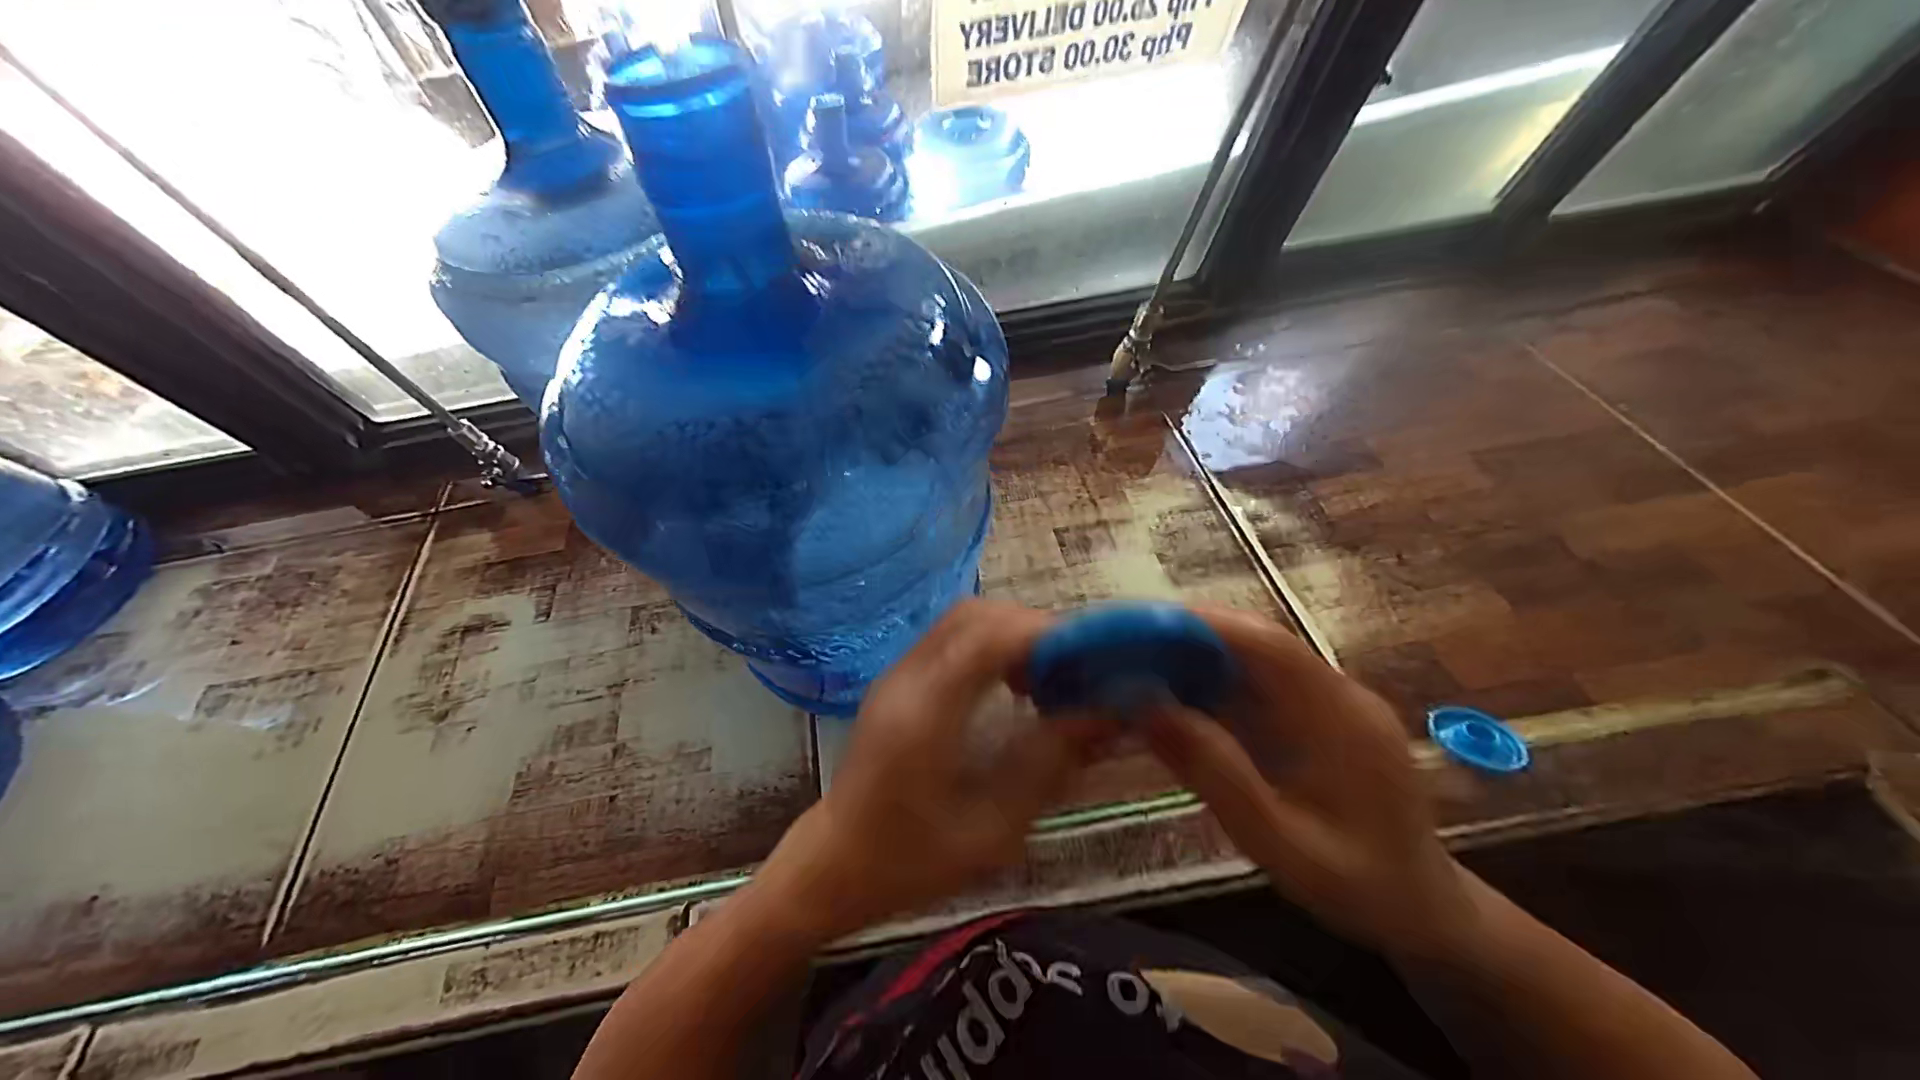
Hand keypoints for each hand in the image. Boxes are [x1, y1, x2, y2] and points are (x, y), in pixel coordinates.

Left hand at [754, 601, 1106, 941]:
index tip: (1090, 656)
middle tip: (1075, 667)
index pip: (986, 637)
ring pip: (963, 619)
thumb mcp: (993, 829)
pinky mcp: (899, 681)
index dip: (1043, 634)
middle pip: (975, 614)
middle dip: (1032, 629)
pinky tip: (1013, 685)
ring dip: (1012, 634)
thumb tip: (1104, 713)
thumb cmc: (911, 861)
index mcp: (926, 712)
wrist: (835, 863)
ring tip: (1048, 678)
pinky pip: (952, 638)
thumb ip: (1048, 764)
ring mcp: (898, 674)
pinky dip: (991, 646)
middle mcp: (908, 678)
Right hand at [1143, 607, 1476, 959]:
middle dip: (1189, 636)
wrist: (1422, 908)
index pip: (1272, 647)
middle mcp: (1338, 695)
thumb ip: (1218, 776)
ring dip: (1196, 656)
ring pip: (1254, 659)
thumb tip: (1149, 710)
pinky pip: (1258, 684)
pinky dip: (1212, 682)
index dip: (1207, 627)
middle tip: (1125, 643)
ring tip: (1136, 663)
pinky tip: (1174, 695)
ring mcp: (1328, 702)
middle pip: (1258, 643)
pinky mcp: (1314, 715)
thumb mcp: (1281, 844)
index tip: (1145, 626)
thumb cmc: (1357, 885)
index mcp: (1342, 720)